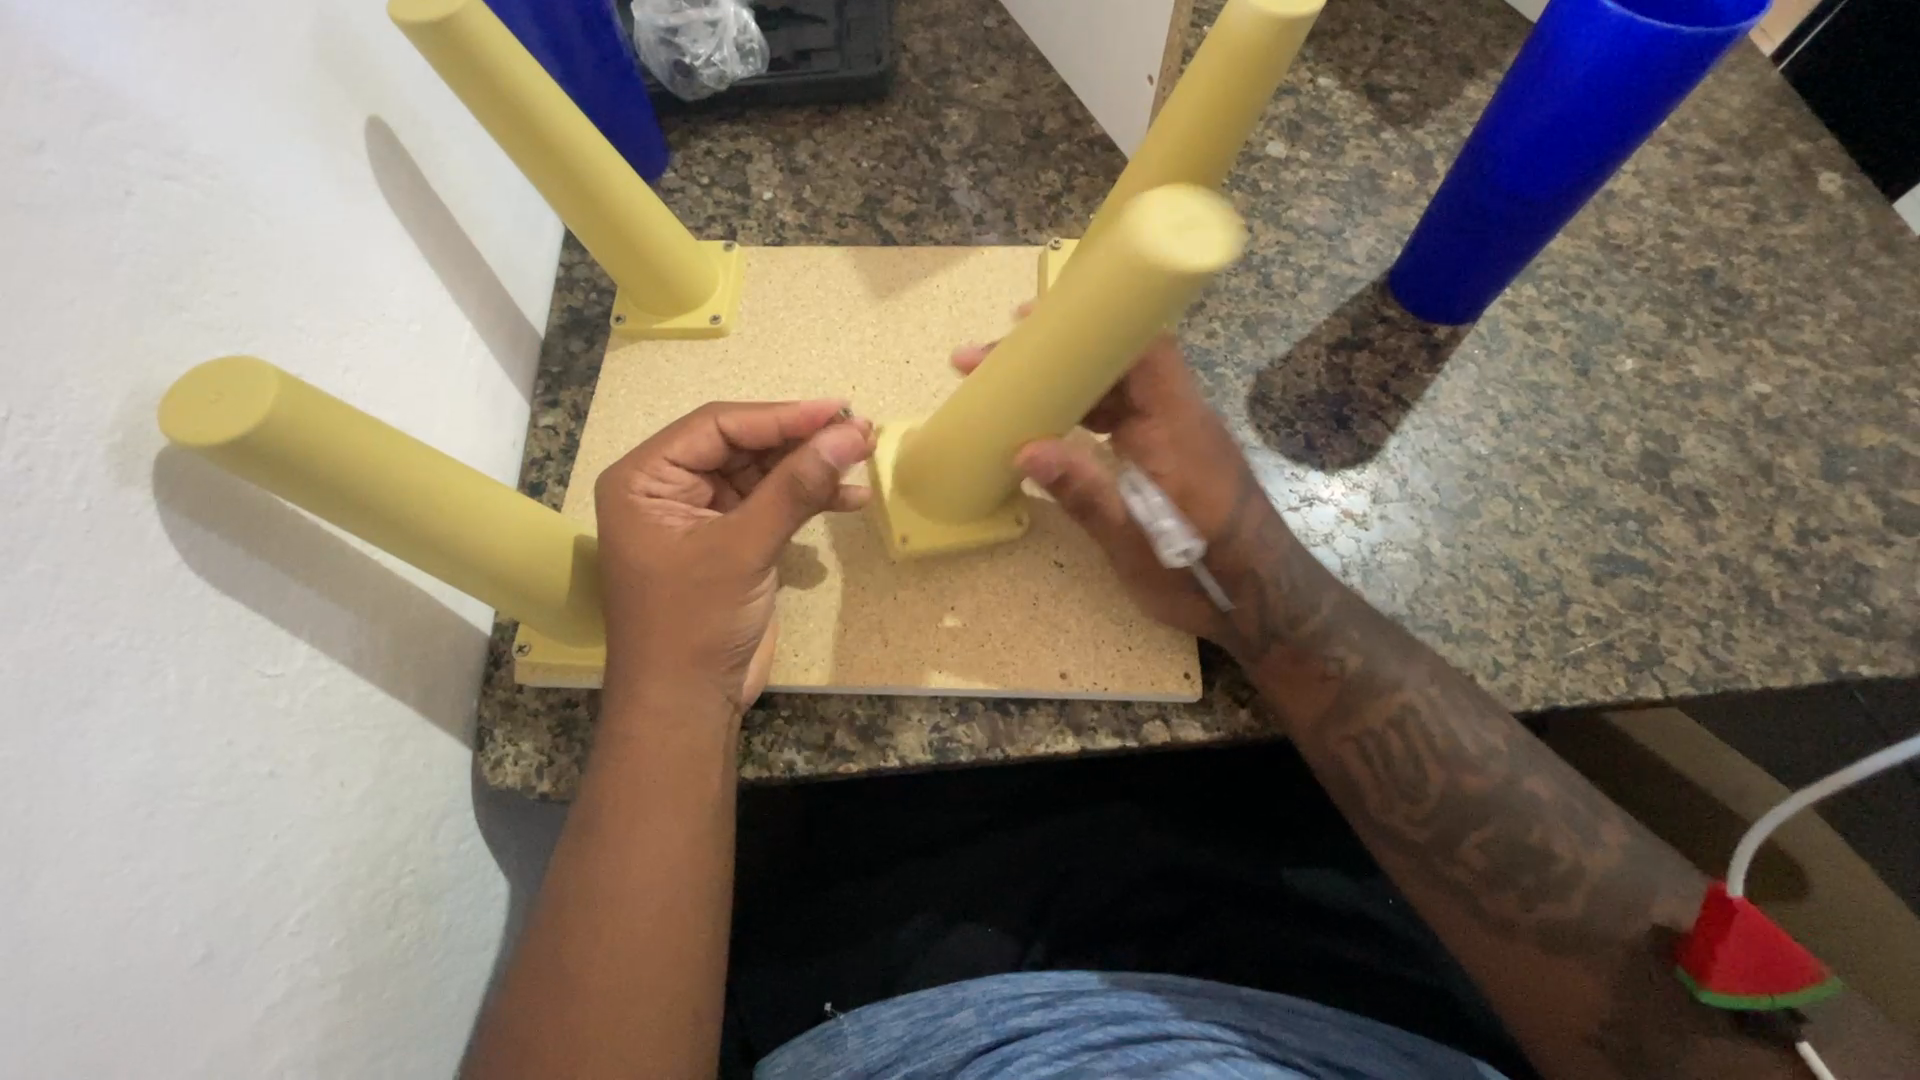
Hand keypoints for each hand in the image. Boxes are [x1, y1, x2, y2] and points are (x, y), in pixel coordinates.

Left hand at [593, 400, 875, 714]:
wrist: (687, 703)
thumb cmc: (695, 623)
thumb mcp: (743, 547)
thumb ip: (796, 487)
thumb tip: (850, 434)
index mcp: (645, 478)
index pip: (718, 426)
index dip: (782, 416)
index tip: (839, 411)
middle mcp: (669, 488)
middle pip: (743, 445)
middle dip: (801, 440)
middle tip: (860, 431)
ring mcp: (702, 516)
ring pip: (763, 474)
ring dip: (811, 469)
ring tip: (864, 457)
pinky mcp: (731, 543)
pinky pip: (772, 506)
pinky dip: (809, 502)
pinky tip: (850, 499)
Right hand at [951, 330, 1281, 647]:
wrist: (1261, 599)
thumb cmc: (1205, 575)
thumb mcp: (1136, 544)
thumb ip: (1084, 495)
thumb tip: (1024, 452)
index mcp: (1176, 425)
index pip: (1138, 348)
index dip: (1085, 328)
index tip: (1027, 326)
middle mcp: (1178, 417)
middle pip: (1117, 364)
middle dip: (1056, 359)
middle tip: (987, 363)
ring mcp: (1175, 435)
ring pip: (1118, 390)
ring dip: (1067, 386)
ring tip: (1009, 392)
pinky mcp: (1171, 454)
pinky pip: (1124, 416)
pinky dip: (1085, 413)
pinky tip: (1049, 427)